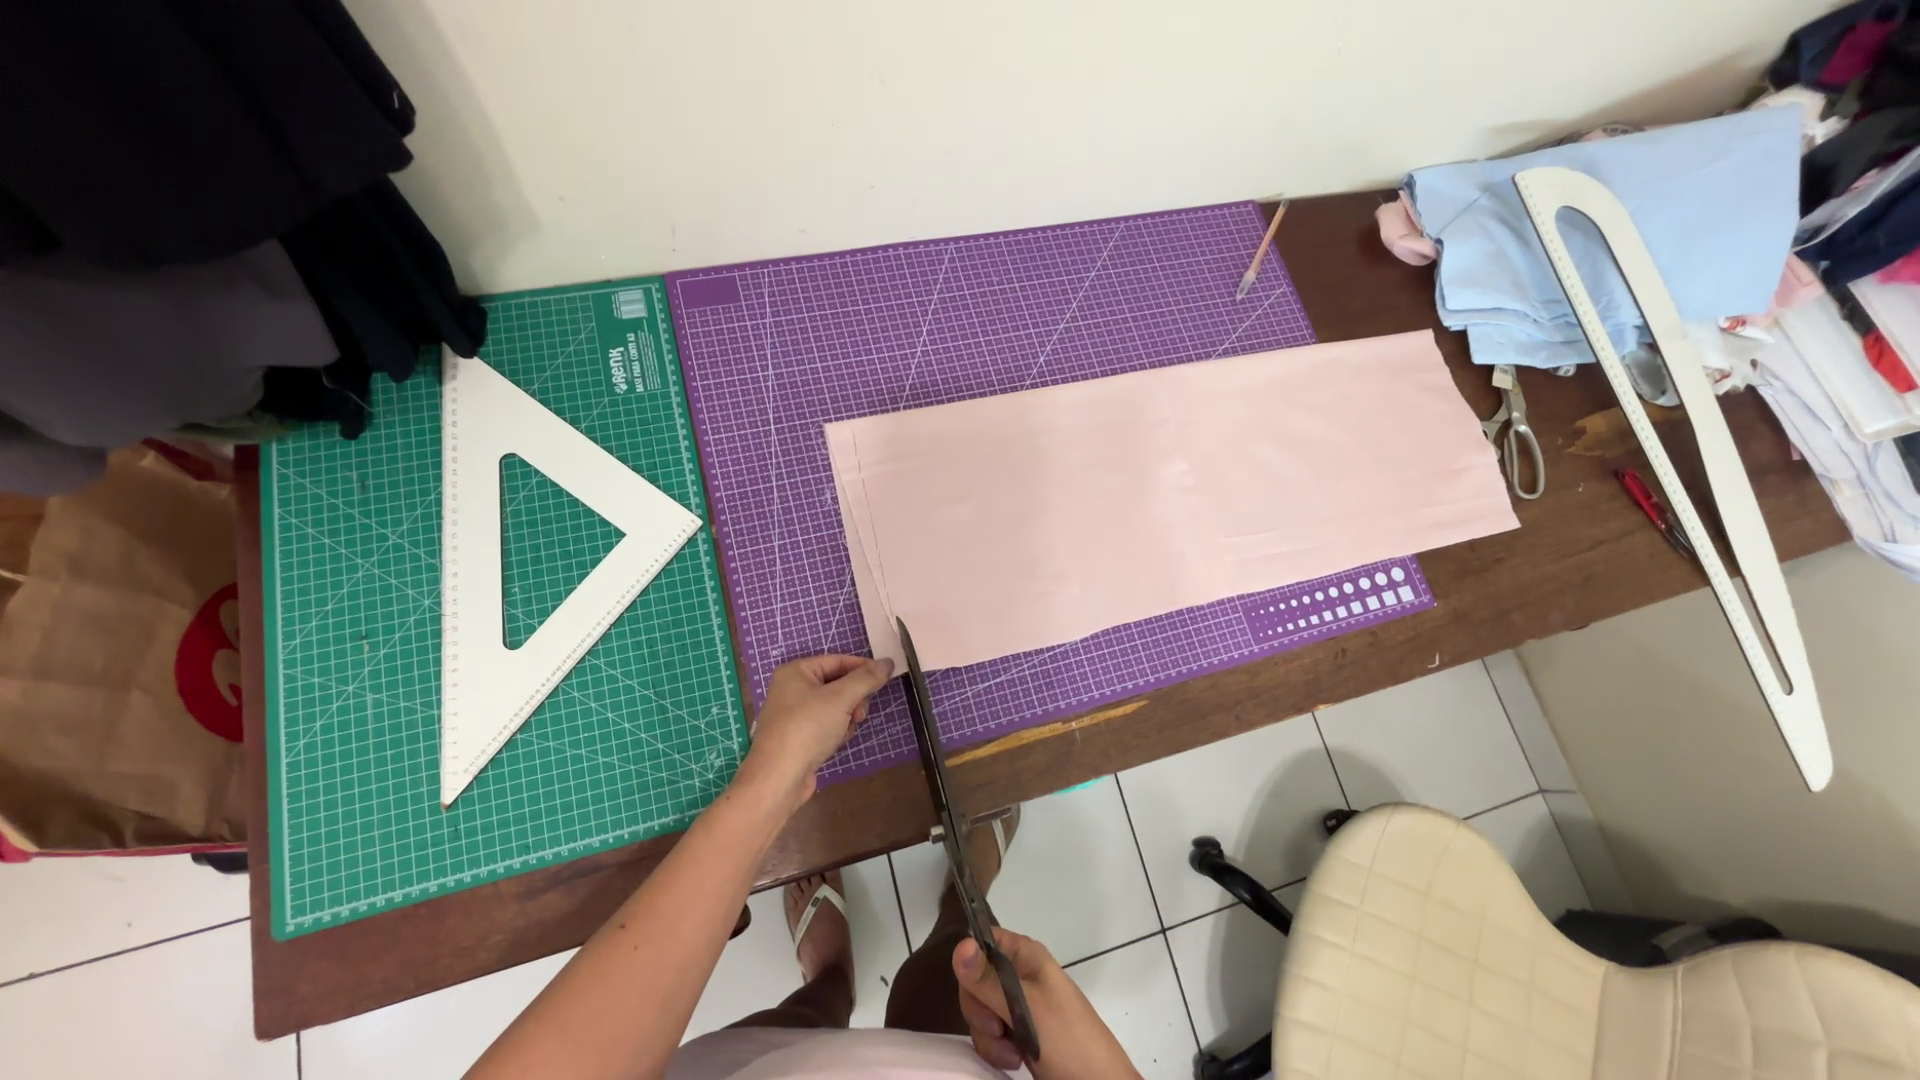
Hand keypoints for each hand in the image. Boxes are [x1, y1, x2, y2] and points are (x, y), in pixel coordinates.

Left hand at [736, 655, 893, 808]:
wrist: (779, 778)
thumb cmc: (807, 728)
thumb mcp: (841, 698)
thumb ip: (866, 678)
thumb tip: (887, 662)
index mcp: (796, 671)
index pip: (838, 661)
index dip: (863, 668)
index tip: (885, 678)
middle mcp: (792, 688)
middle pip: (837, 684)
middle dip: (854, 698)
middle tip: (860, 713)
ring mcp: (794, 714)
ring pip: (835, 706)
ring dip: (847, 717)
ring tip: (846, 730)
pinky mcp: (799, 736)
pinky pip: (827, 724)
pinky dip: (837, 730)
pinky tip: (837, 742)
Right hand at [954, 928, 1141, 1079]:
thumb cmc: (1066, 1038)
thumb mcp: (1025, 1007)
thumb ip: (987, 980)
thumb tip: (958, 943)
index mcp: (1025, 955)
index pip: (982, 941)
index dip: (972, 965)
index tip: (976, 990)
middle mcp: (1020, 974)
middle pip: (975, 981)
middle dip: (980, 1011)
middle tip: (998, 1028)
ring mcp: (1019, 1005)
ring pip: (979, 1011)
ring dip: (989, 1037)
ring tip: (1012, 1052)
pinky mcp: (1018, 1032)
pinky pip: (990, 1033)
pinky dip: (996, 1049)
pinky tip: (1013, 1060)